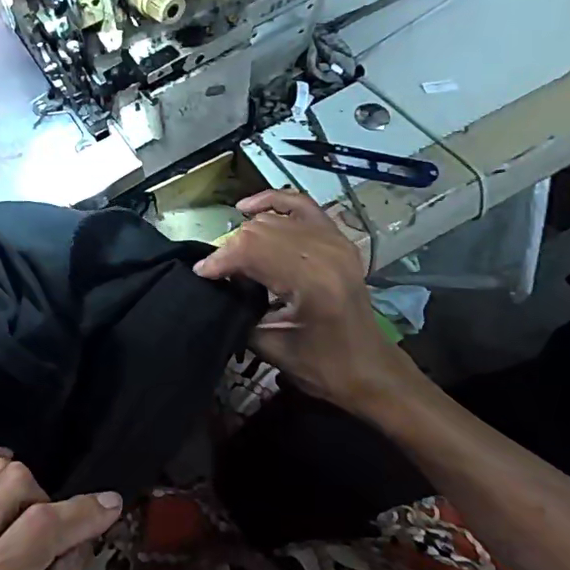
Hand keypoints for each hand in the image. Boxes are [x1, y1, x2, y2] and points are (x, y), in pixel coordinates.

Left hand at [0, 448, 122, 569]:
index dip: (81, 511)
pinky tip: (6, 477)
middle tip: (59, 544)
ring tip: (34, 530)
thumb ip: (69, 567)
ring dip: (24, 492)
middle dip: (48, 505)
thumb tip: (90, 513)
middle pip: (11, 483)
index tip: (113, 506)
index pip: (38, 527)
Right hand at [194, 189, 421, 412]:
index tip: (201, 275)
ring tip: (235, 258)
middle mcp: (326, 252)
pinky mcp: (337, 238)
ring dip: (246, 234)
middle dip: (230, 249)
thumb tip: (214, 282)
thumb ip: (238, 307)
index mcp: (312, 281)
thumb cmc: (320, 365)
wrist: (368, 369)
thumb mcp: (268, 344)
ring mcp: (334, 241)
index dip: (219, 260)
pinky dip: (272, 200)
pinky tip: (247, 207)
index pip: (251, 249)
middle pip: (258, 231)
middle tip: (219, 273)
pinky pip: (299, 204)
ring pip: (272, 219)